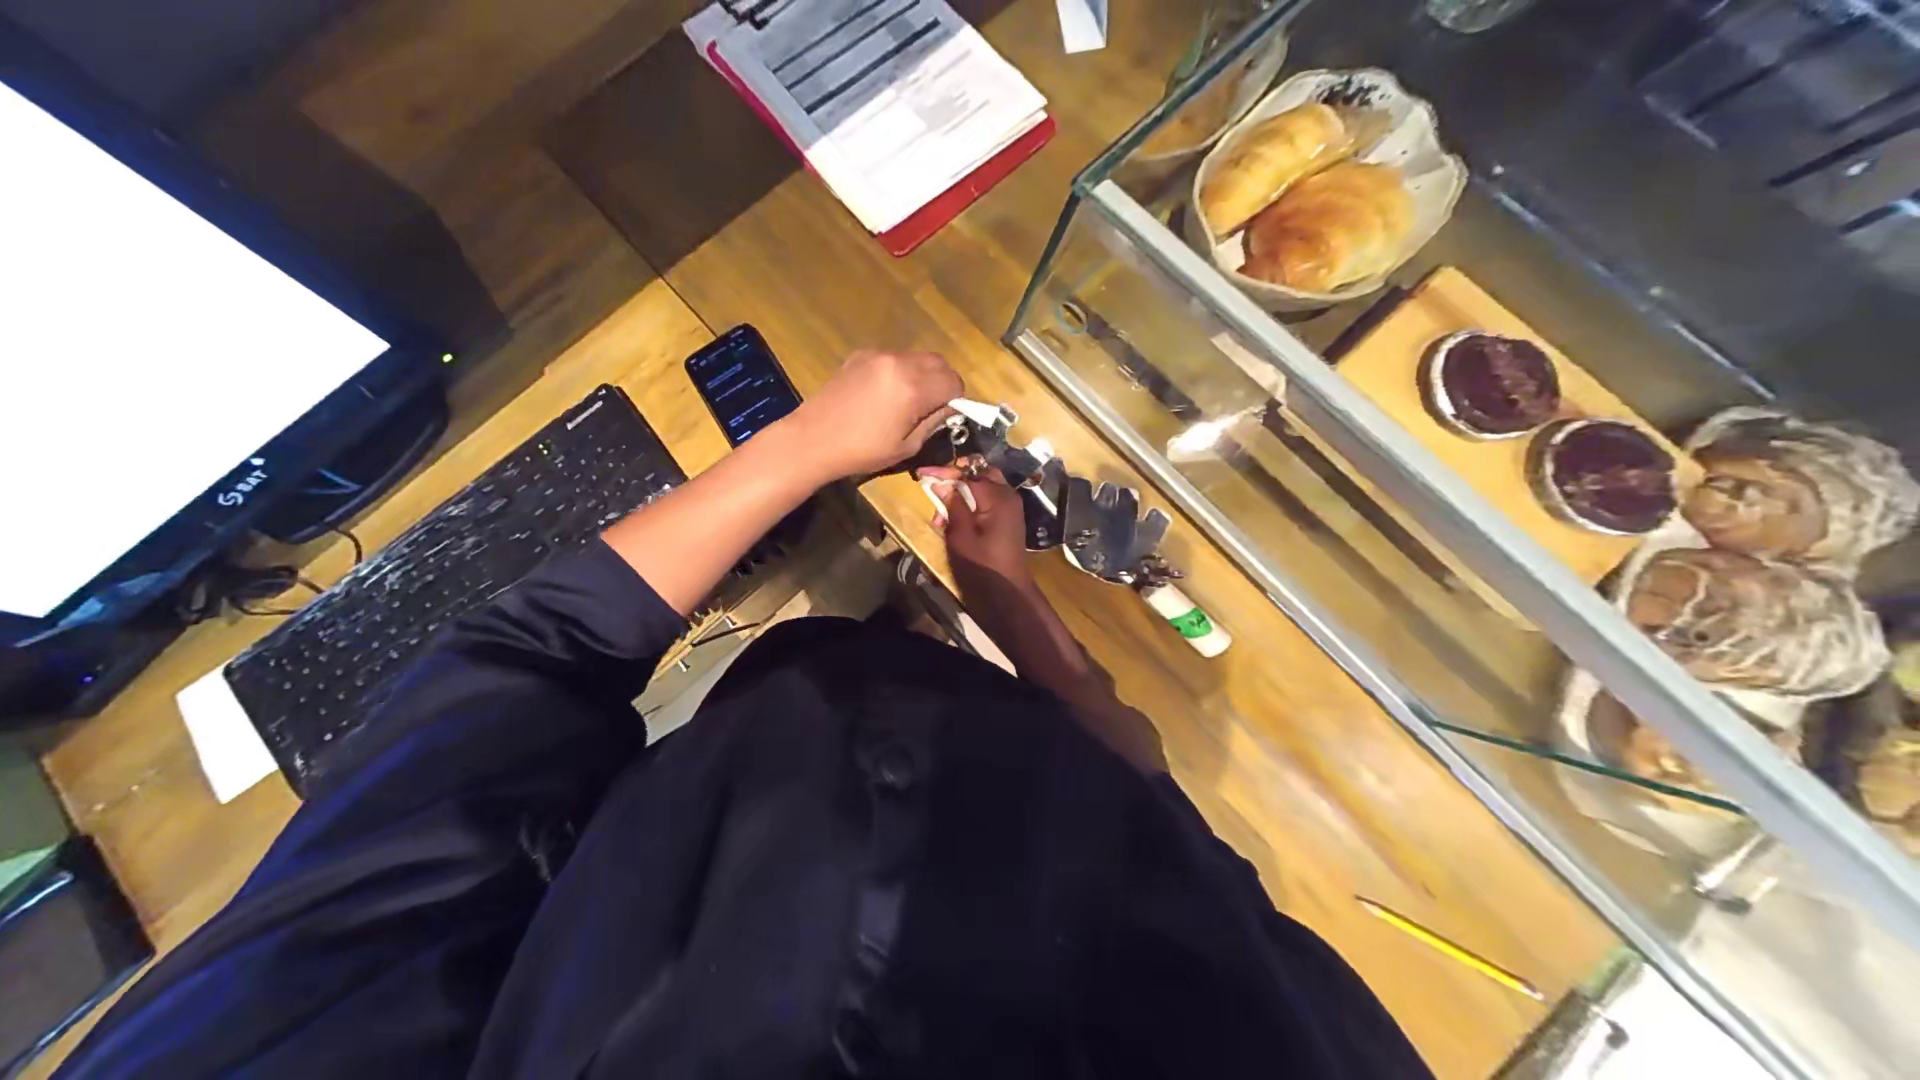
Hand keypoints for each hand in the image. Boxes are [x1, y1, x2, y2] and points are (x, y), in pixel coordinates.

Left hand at [783, 349, 962, 479]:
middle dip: (942, 382)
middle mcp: (899, 363)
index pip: (954, 381)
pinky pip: (893, 358)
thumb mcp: (907, 446)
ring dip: (922, 375)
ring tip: (907, 401)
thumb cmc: (862, 451)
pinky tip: (883, 394)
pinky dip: (899, 371)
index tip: (945, 415)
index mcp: (913, 387)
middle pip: (939, 363)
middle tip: (931, 407)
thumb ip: (933, 422)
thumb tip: (948, 409)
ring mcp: (878, 355)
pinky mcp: (860, 355)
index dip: (956, 399)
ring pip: (916, 357)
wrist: (813, 439)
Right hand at [921, 460, 1033, 591]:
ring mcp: (1010, 506)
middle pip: (979, 473)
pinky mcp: (1008, 517)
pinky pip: (988, 498)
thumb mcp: (961, 535)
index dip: (943, 472)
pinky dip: (972, 500)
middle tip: (934, 486)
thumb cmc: (982, 565)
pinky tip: (955, 514)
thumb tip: (942, 483)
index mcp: (998, 497)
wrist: (1008, 591)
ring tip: (942, 509)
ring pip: (984, 485)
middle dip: (955, 476)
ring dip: (962, 490)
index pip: (968, 473)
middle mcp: (1008, 495)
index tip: (921, 473)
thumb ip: (953, 505)